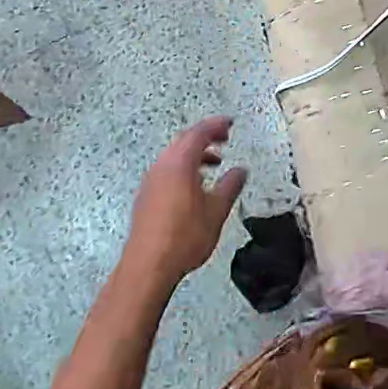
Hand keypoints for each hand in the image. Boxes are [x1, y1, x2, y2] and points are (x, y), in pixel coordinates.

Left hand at [127, 116, 247, 285]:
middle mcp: (161, 167)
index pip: (198, 133)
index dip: (216, 125)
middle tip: (224, 139)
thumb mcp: (217, 210)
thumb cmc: (184, 236)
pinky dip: (184, 168)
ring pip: (174, 156)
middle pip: (183, 141)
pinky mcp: (147, 197)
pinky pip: (167, 171)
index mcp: (179, 164)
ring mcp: (151, 182)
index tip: (230, 123)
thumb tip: (240, 171)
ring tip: (214, 163)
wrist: (149, 265)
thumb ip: (230, 186)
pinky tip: (196, 185)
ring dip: (195, 154)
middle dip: (205, 136)